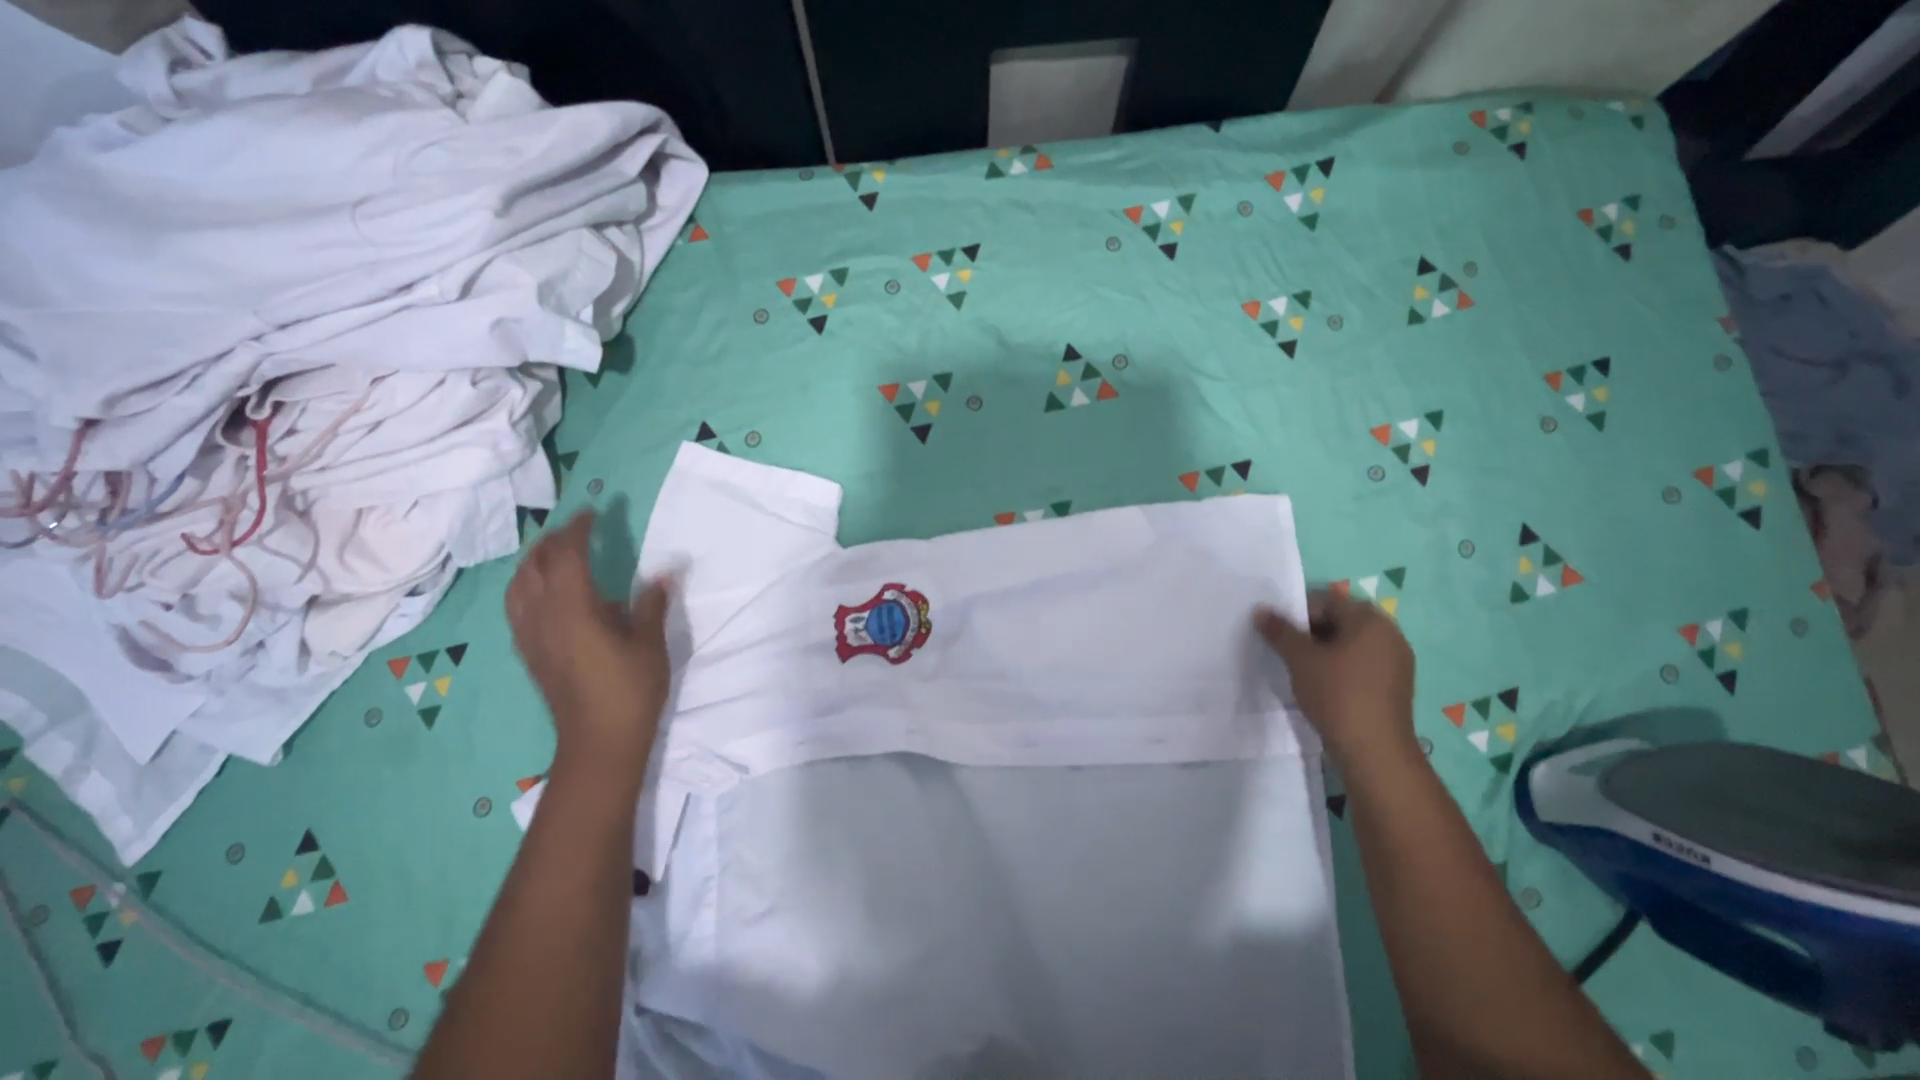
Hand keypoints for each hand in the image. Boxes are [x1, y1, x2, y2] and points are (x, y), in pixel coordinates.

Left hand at [506, 511, 671, 786]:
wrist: (598, 744)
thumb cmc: (630, 693)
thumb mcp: (650, 646)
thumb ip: (651, 605)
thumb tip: (664, 573)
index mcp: (573, 609)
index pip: (568, 555)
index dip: (579, 529)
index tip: (594, 512)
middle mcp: (542, 616)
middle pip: (536, 564)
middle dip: (554, 540)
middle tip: (578, 528)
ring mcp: (529, 635)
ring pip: (518, 584)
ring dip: (534, 561)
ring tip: (554, 553)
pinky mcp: (528, 652)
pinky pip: (516, 605)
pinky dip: (527, 585)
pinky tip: (544, 591)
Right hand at [1255, 590, 1415, 763]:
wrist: (1375, 750)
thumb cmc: (1337, 695)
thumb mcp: (1300, 660)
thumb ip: (1280, 632)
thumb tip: (1261, 610)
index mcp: (1370, 619)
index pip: (1327, 601)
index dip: (1299, 614)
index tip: (1281, 637)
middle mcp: (1390, 634)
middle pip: (1342, 621)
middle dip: (1312, 634)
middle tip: (1289, 654)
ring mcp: (1397, 661)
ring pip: (1352, 645)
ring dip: (1327, 653)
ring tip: (1305, 673)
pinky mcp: (1396, 686)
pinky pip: (1364, 665)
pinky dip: (1343, 670)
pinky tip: (1327, 690)